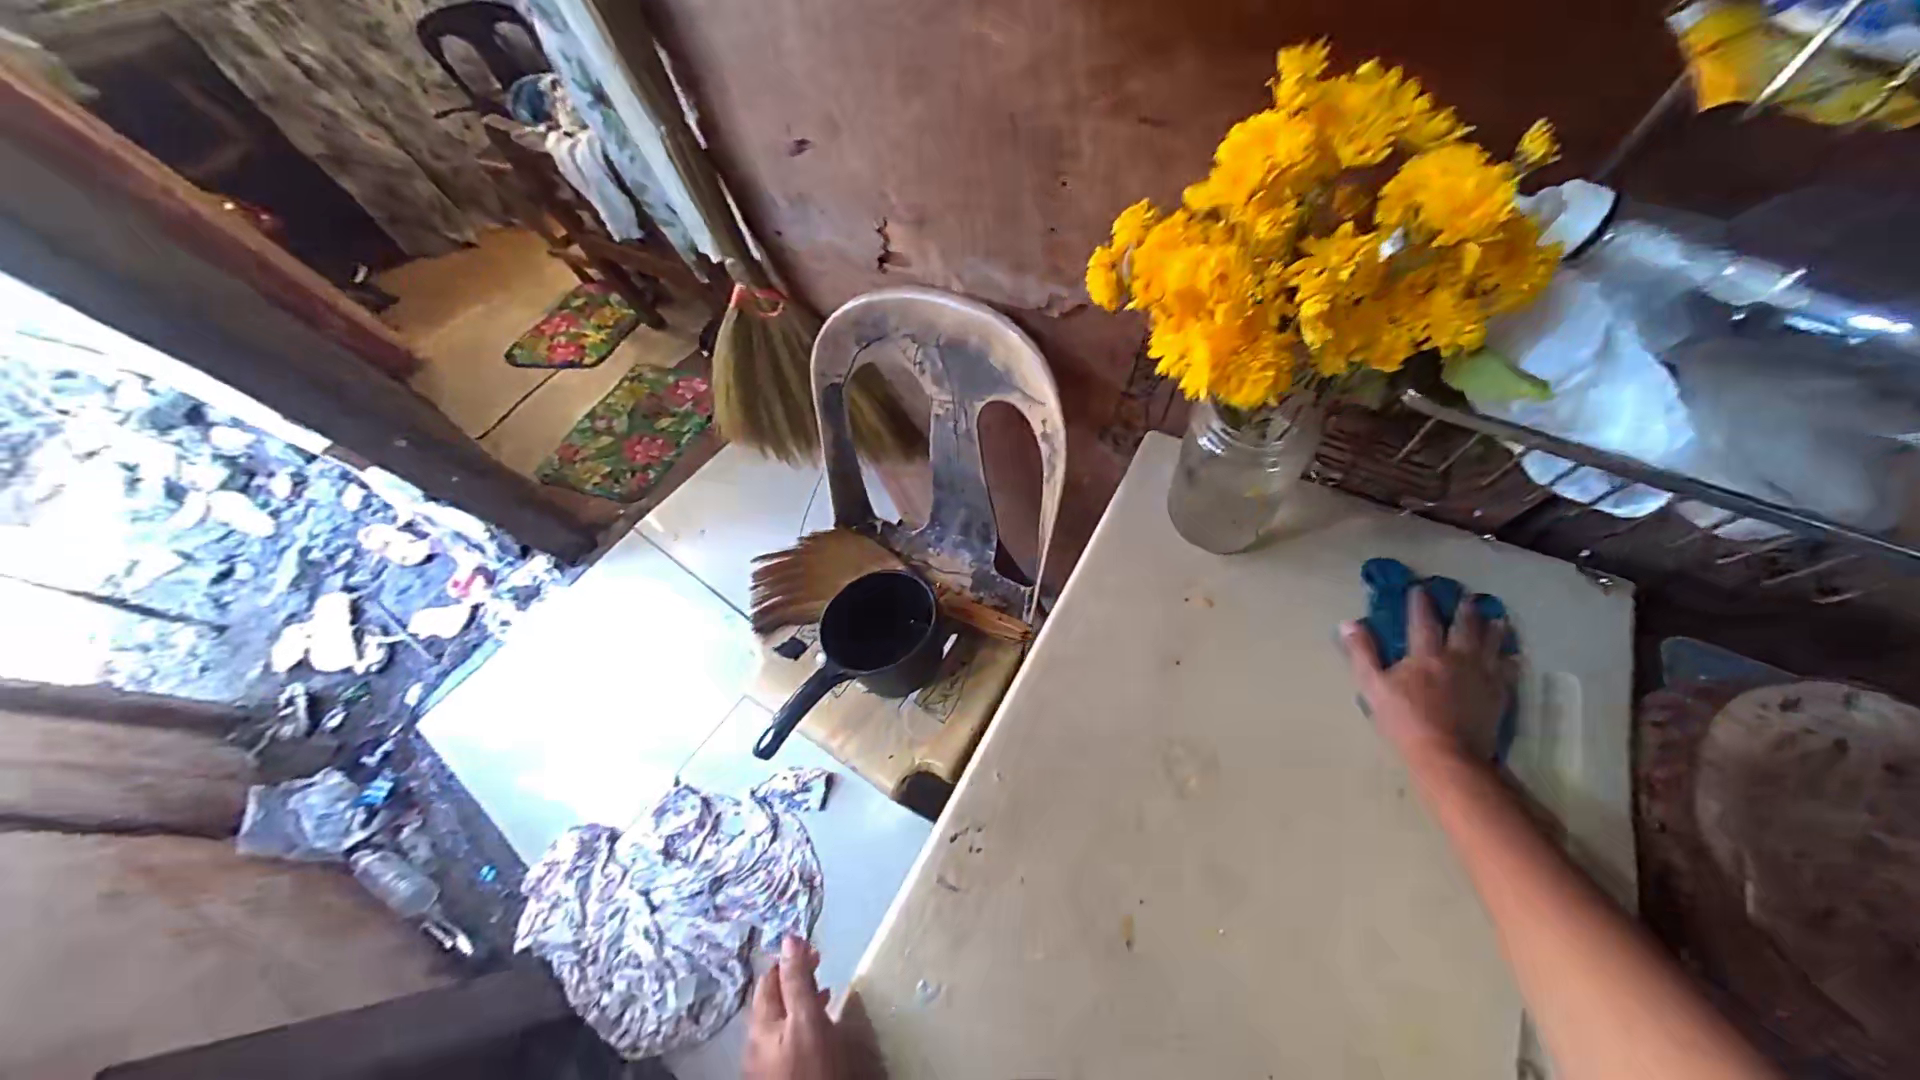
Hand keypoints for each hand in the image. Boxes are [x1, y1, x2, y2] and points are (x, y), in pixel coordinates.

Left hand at [743, 935, 843, 1079]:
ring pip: (779, 1016)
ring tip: (823, 988)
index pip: (769, 978)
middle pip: (771, 997)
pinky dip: (800, 1019)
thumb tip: (789, 937)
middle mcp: (755, 1040)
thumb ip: (797, 981)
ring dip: (799, 997)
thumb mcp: (807, 1021)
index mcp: (760, 1024)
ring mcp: (764, 1061)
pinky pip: (785, 1036)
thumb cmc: (811, 1071)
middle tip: (819, 963)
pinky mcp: (776, 1074)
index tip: (813, 948)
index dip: (788, 958)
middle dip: (793, 976)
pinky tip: (817, 1024)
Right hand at [1340, 586, 1512, 765]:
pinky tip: (1512, 656)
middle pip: (1464, 627)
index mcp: (1425, 655)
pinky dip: (1509, 659)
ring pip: (1491, 644)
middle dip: (1464, 610)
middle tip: (1468, 597)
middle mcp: (1458, 658)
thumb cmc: (1404, 720)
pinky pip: (1508, 670)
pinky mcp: (1499, 695)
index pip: (1423, 621)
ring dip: (1492, 629)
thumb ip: (1362, 653)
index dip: (1420, 602)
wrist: (1449, 756)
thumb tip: (1348, 623)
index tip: (1420, 588)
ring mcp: (1483, 676)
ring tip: (1497, 618)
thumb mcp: (1372, 686)